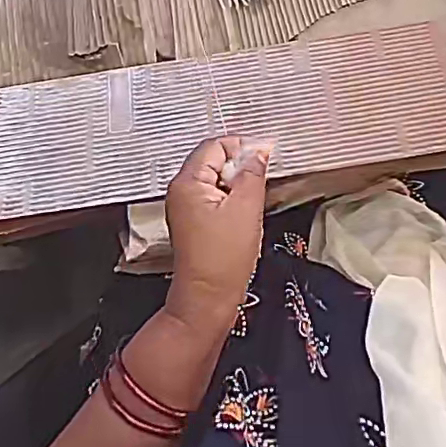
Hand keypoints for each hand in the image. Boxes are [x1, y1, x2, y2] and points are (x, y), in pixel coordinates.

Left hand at [164, 136, 271, 333]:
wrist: (207, 301)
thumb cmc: (223, 259)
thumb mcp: (246, 207)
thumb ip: (253, 172)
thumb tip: (259, 150)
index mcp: (188, 182)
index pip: (216, 145)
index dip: (242, 147)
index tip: (264, 158)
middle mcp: (181, 190)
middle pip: (214, 159)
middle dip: (240, 167)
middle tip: (257, 185)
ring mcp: (185, 206)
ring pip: (216, 178)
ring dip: (237, 184)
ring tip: (250, 204)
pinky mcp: (193, 220)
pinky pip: (214, 195)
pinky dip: (231, 199)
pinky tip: (242, 215)